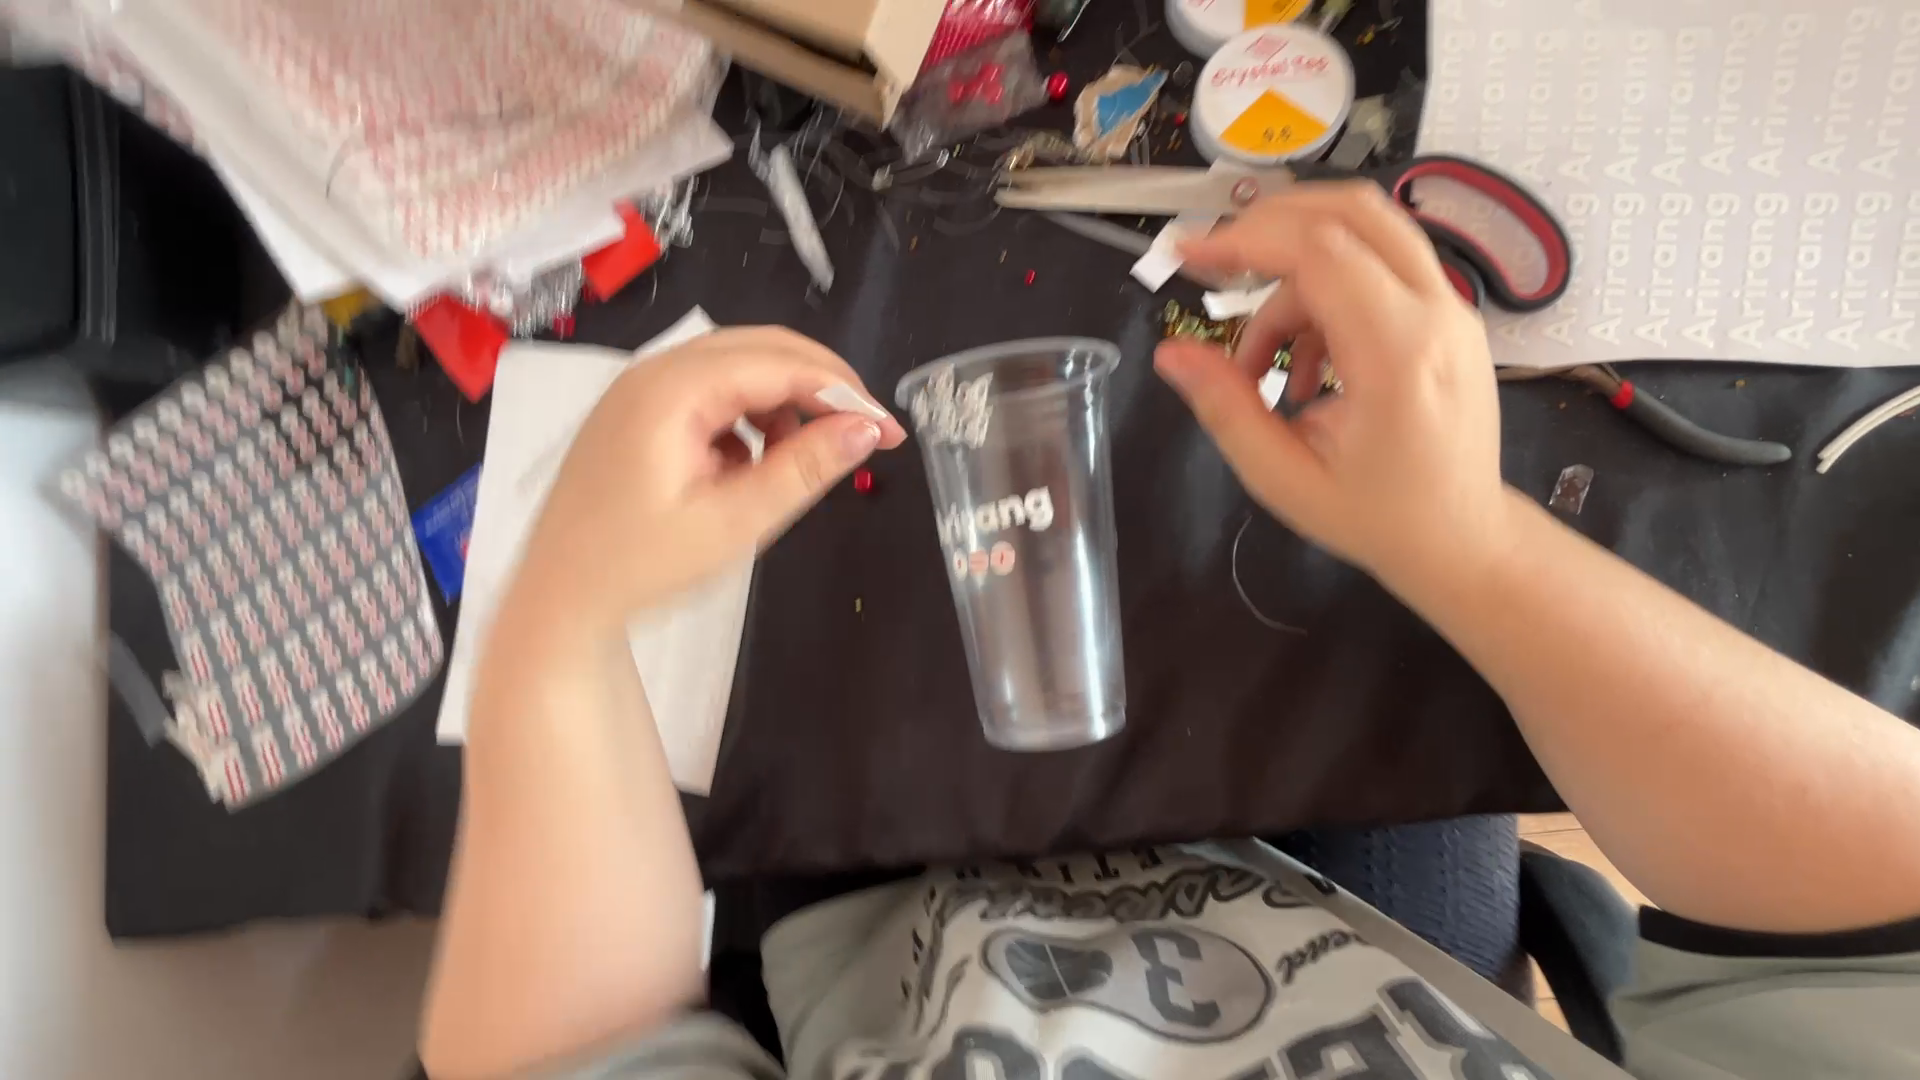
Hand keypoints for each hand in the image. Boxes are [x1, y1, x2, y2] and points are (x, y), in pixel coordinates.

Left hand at [513, 327, 907, 629]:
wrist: (559, 599)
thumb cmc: (643, 566)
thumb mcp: (736, 522)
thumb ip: (805, 469)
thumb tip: (868, 429)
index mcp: (673, 390)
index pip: (780, 364)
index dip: (844, 392)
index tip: (890, 433)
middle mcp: (655, 371)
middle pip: (761, 349)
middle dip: (822, 385)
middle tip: (865, 431)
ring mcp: (642, 388)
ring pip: (739, 367)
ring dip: (785, 401)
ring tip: (801, 457)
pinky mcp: (640, 411)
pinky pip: (713, 391)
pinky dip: (750, 416)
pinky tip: (753, 461)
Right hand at [1153, 182, 1510, 588]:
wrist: (1462, 537)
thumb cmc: (1372, 516)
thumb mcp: (1281, 476)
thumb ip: (1225, 408)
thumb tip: (1170, 354)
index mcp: (1396, 354)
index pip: (1319, 252)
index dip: (1244, 240)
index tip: (1186, 257)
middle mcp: (1436, 312)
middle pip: (1351, 214)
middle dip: (1269, 227)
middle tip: (1213, 267)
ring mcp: (1450, 308)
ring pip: (1363, 235)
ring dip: (1291, 277)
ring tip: (1258, 361)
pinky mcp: (1447, 315)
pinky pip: (1375, 270)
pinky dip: (1321, 297)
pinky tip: (1301, 366)